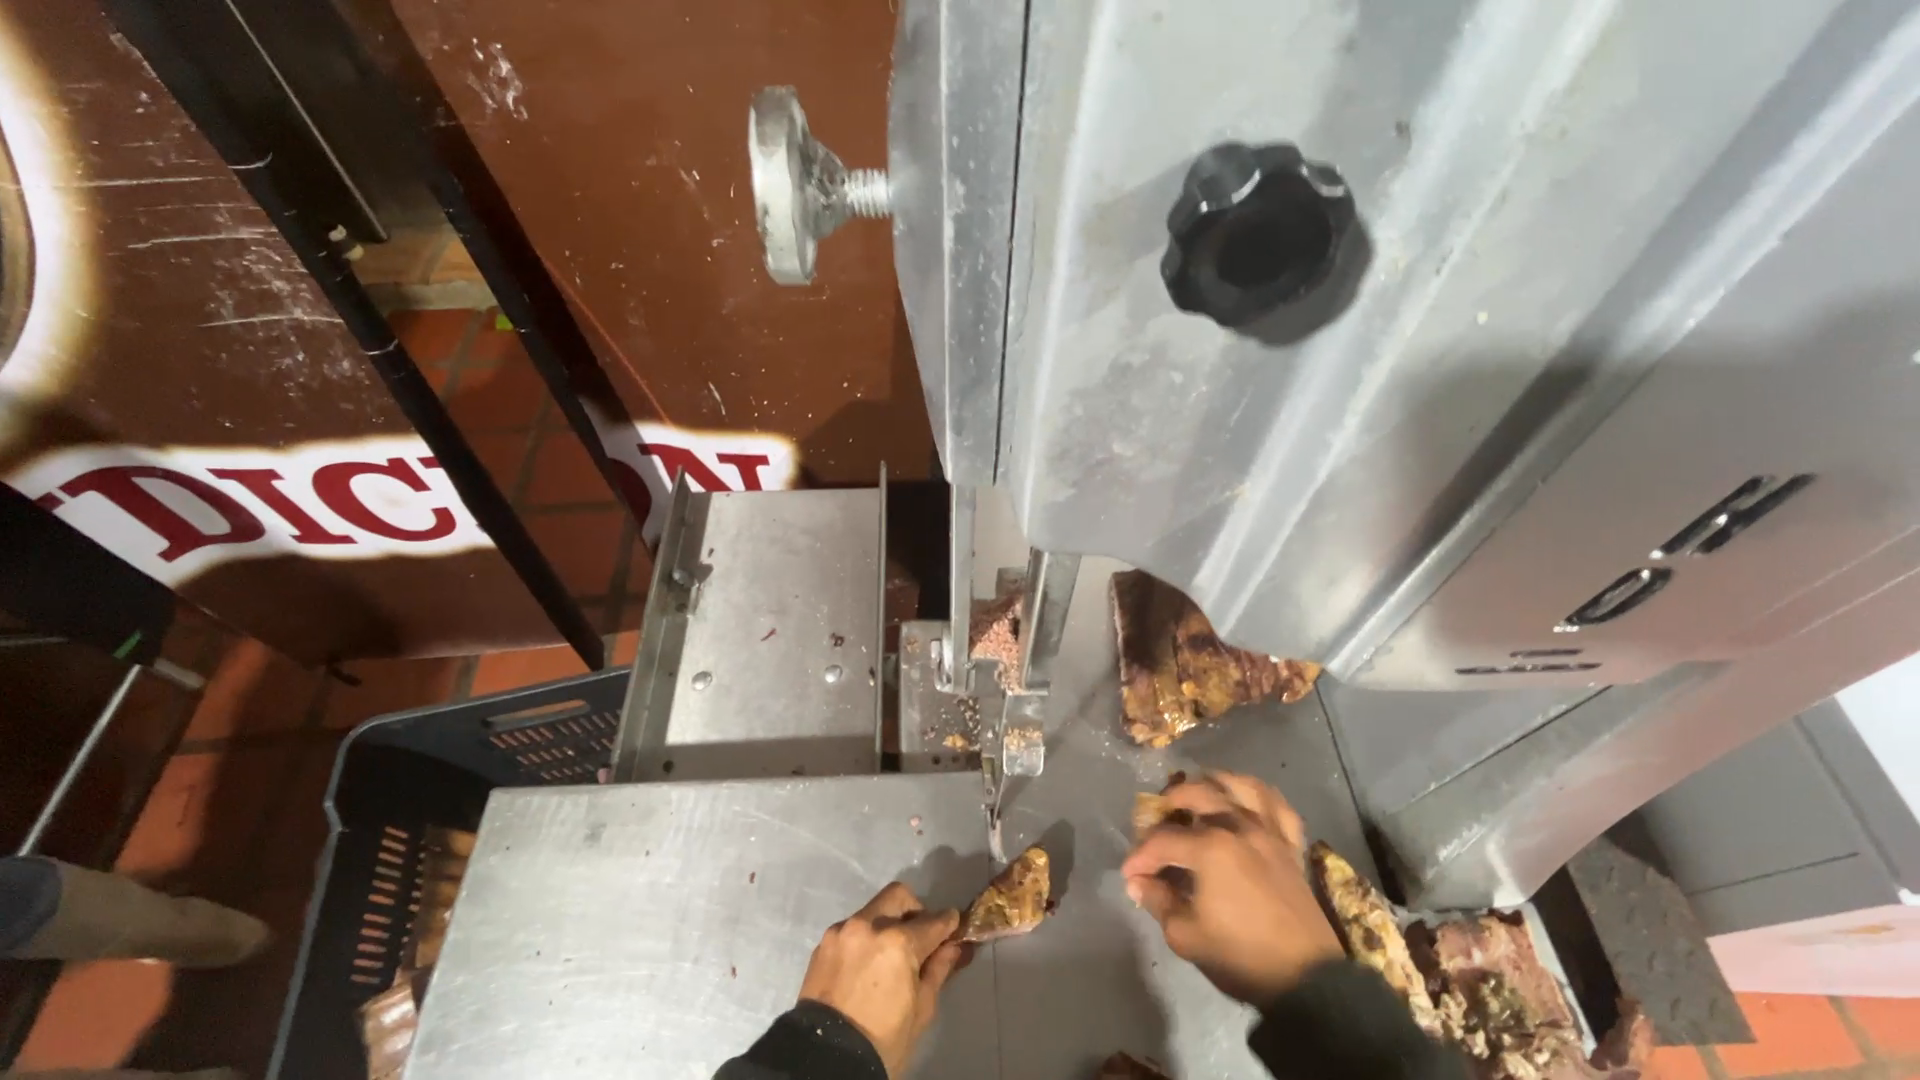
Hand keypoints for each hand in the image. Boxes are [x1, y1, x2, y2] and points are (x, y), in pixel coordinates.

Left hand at [798, 882, 971, 1077]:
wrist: (827, 1059)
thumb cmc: (883, 1040)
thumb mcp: (921, 1009)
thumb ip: (938, 969)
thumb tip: (952, 947)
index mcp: (898, 942)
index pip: (934, 921)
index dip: (948, 923)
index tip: (953, 927)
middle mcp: (869, 925)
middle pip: (898, 896)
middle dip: (915, 910)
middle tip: (920, 936)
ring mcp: (842, 931)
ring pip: (873, 911)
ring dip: (887, 924)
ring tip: (889, 956)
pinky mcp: (824, 943)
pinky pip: (852, 929)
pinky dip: (865, 939)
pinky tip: (866, 966)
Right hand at [1121, 771, 1341, 1006]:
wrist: (1307, 979)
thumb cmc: (1241, 956)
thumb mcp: (1186, 936)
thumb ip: (1158, 901)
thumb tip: (1139, 882)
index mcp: (1210, 849)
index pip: (1161, 841)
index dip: (1139, 856)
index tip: (1130, 875)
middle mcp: (1238, 827)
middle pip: (1195, 794)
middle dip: (1167, 803)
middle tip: (1155, 823)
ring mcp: (1269, 832)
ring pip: (1239, 785)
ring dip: (1212, 783)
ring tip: (1196, 794)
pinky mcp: (1291, 844)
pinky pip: (1277, 805)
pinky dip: (1258, 795)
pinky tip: (1243, 800)